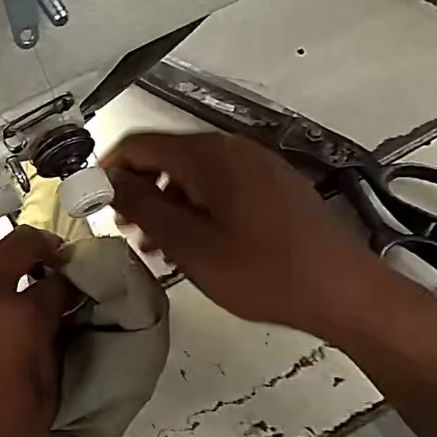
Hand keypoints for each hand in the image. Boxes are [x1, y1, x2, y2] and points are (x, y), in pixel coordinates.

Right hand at [103, 132, 405, 337]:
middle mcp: (235, 150)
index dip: (109, 170)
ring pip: (195, 175)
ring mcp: (259, 166)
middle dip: (141, 191)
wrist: (342, 291)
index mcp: (211, 156)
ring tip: (162, 246)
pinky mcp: (274, 186)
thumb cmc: (264, 273)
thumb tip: (107, 181)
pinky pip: (223, 186)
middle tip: (130, 234)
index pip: (141, 144)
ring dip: (169, 204)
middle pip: (169, 157)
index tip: (94, 203)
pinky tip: (198, 244)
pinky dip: (199, 208)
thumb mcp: (192, 246)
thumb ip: (143, 207)